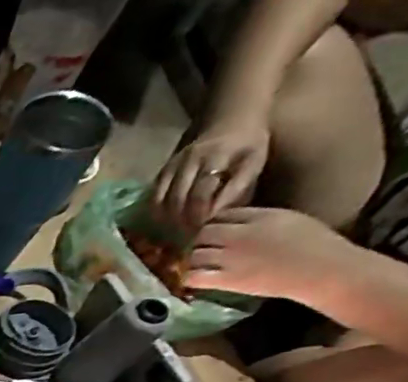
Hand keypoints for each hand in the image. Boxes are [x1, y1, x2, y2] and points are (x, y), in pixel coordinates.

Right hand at [152, 121, 269, 228]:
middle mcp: (189, 161)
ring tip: (178, 232)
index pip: (200, 194)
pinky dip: (158, 214)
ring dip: (168, 221)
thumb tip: (217, 216)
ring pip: (161, 202)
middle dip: (182, 222)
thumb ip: (237, 189)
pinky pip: (154, 198)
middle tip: (190, 237)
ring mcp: (173, 166)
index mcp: (214, 158)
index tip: (204, 230)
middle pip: (177, 200)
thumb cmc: (247, 145)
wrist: (232, 118)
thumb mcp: (254, 163)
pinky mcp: (163, 171)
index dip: (200, 216)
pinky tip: (168, 222)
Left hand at [184, 207, 361, 300]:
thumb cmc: (314, 243)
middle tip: (204, 251)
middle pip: (204, 233)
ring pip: (195, 254)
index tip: (215, 234)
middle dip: (200, 242)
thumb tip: (237, 222)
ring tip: (198, 265)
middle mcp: (241, 235)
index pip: (222, 215)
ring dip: (192, 260)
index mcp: (259, 216)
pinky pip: (195, 276)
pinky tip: (193, 280)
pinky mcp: (228, 280)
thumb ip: (259, 219)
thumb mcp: (287, 219)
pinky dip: (189, 277)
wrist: (322, 270)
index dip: (215, 224)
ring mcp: (232, 258)